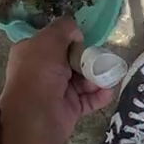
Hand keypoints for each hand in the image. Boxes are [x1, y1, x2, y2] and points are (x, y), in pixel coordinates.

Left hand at [0, 17, 114, 143]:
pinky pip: (88, 98)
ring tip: (111, 74)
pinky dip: (100, 94)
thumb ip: (64, 28)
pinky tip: (110, 90)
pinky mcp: (70, 108)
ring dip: (98, 76)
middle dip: (89, 59)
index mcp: (32, 53)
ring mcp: (57, 91)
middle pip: (72, 60)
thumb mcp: (49, 40)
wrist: (35, 116)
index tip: (84, 38)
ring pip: (83, 79)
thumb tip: (76, 31)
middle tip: (102, 58)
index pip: (53, 42)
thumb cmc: (38, 72)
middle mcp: (43, 71)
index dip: (69, 39)